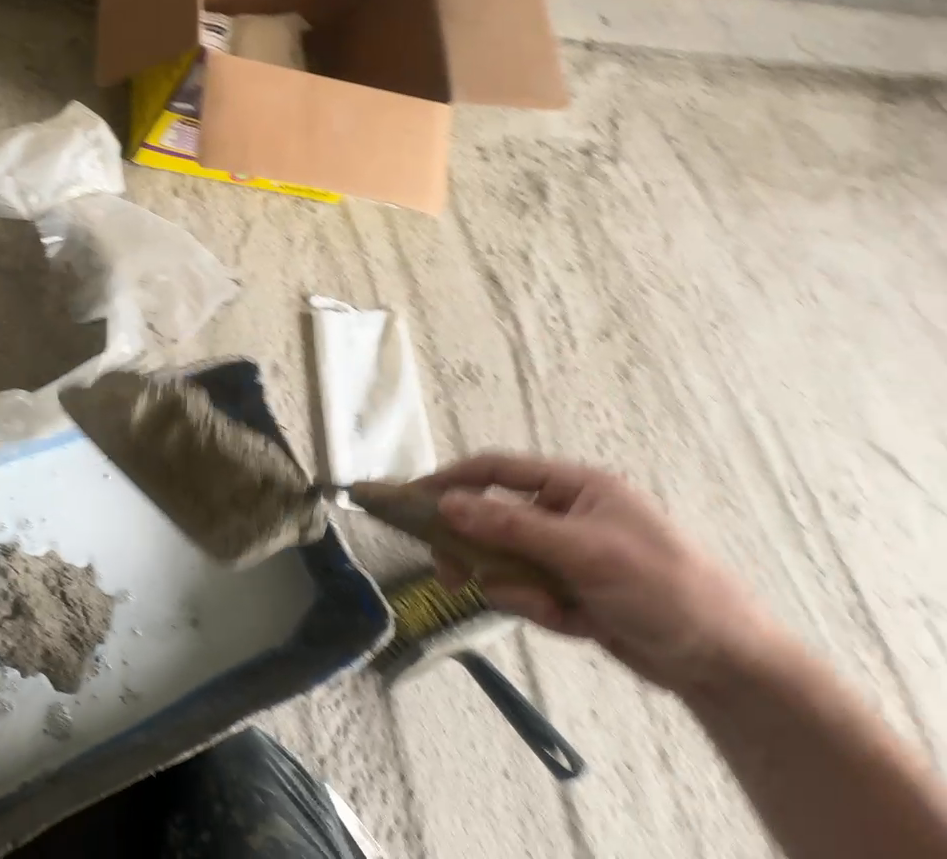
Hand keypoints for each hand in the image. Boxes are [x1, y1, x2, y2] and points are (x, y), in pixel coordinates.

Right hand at [418, 453, 783, 693]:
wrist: (727, 666)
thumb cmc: (666, 590)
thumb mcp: (585, 553)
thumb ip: (510, 528)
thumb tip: (444, 505)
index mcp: (575, 488)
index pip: (496, 470)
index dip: (450, 480)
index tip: (408, 499)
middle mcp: (565, 515)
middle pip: (490, 519)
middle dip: (475, 549)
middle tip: (449, 574)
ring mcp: (565, 555)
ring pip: (502, 561)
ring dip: (514, 587)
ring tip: (545, 609)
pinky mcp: (566, 591)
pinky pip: (523, 592)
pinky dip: (538, 610)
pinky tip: (575, 624)